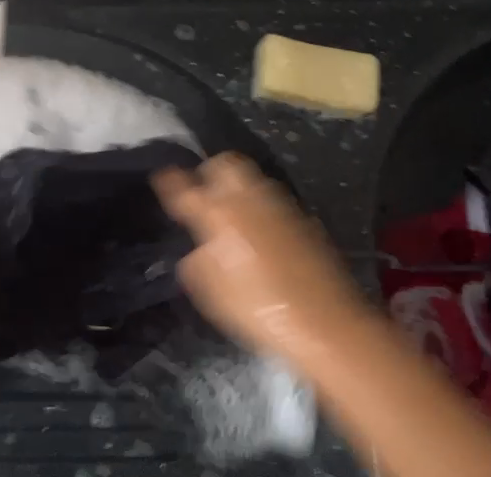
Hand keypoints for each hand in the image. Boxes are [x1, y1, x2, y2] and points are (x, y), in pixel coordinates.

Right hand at [153, 153, 361, 358]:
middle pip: (226, 164)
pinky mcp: (305, 220)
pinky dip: (261, 208)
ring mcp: (280, 207)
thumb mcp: (211, 294)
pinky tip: (261, 233)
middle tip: (204, 193)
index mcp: (219, 215)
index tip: (161, 179)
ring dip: (239, 189)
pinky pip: (274, 202)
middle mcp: (249, 200)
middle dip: (211, 172)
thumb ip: (196, 263)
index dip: (168, 180)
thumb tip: (199, 249)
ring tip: (233, 212)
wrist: (328, 326)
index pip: (184, 185)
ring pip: (253, 179)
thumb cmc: (259, 311)